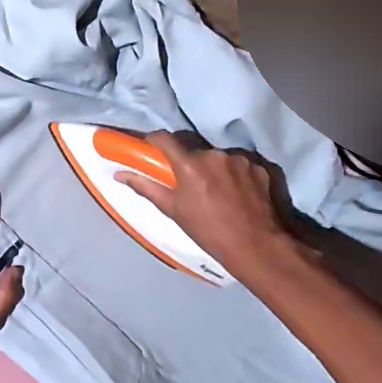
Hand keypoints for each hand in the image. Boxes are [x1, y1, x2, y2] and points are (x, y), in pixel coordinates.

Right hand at [115, 132, 295, 270]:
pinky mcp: (261, 167)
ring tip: (216, 190)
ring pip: (219, 157)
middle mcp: (215, 154)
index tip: (150, 147)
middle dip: (188, 161)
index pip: (166, 138)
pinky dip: (235, 173)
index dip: (155, 140)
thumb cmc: (207, 230)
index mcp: (190, 164)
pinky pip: (241, 164)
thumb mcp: (172, 209)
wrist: (255, 244)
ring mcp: (241, 159)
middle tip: (188, 182)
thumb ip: (146, 187)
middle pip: (195, 149)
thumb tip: (119, 174)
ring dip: (213, 168)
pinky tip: (236, 192)